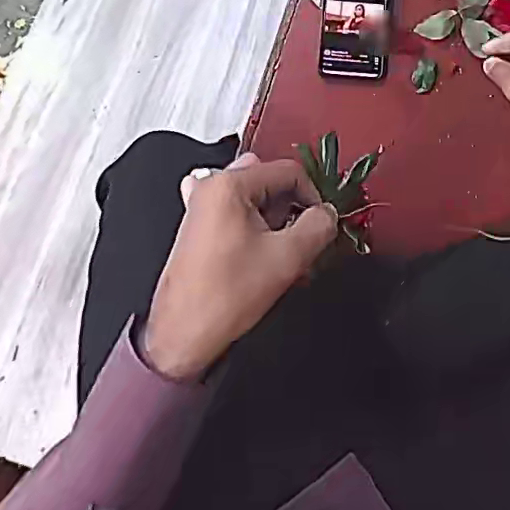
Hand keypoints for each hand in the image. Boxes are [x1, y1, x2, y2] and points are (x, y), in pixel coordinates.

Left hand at [142, 154, 337, 381]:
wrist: (181, 337)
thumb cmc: (223, 298)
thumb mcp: (288, 257)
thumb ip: (319, 225)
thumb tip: (328, 214)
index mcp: (229, 185)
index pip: (290, 172)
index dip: (313, 197)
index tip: (321, 223)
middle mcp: (211, 188)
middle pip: (274, 184)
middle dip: (293, 213)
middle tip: (301, 242)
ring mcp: (203, 207)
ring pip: (259, 201)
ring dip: (278, 224)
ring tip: (284, 256)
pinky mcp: (201, 227)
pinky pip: (240, 214)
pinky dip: (257, 228)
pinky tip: (263, 254)